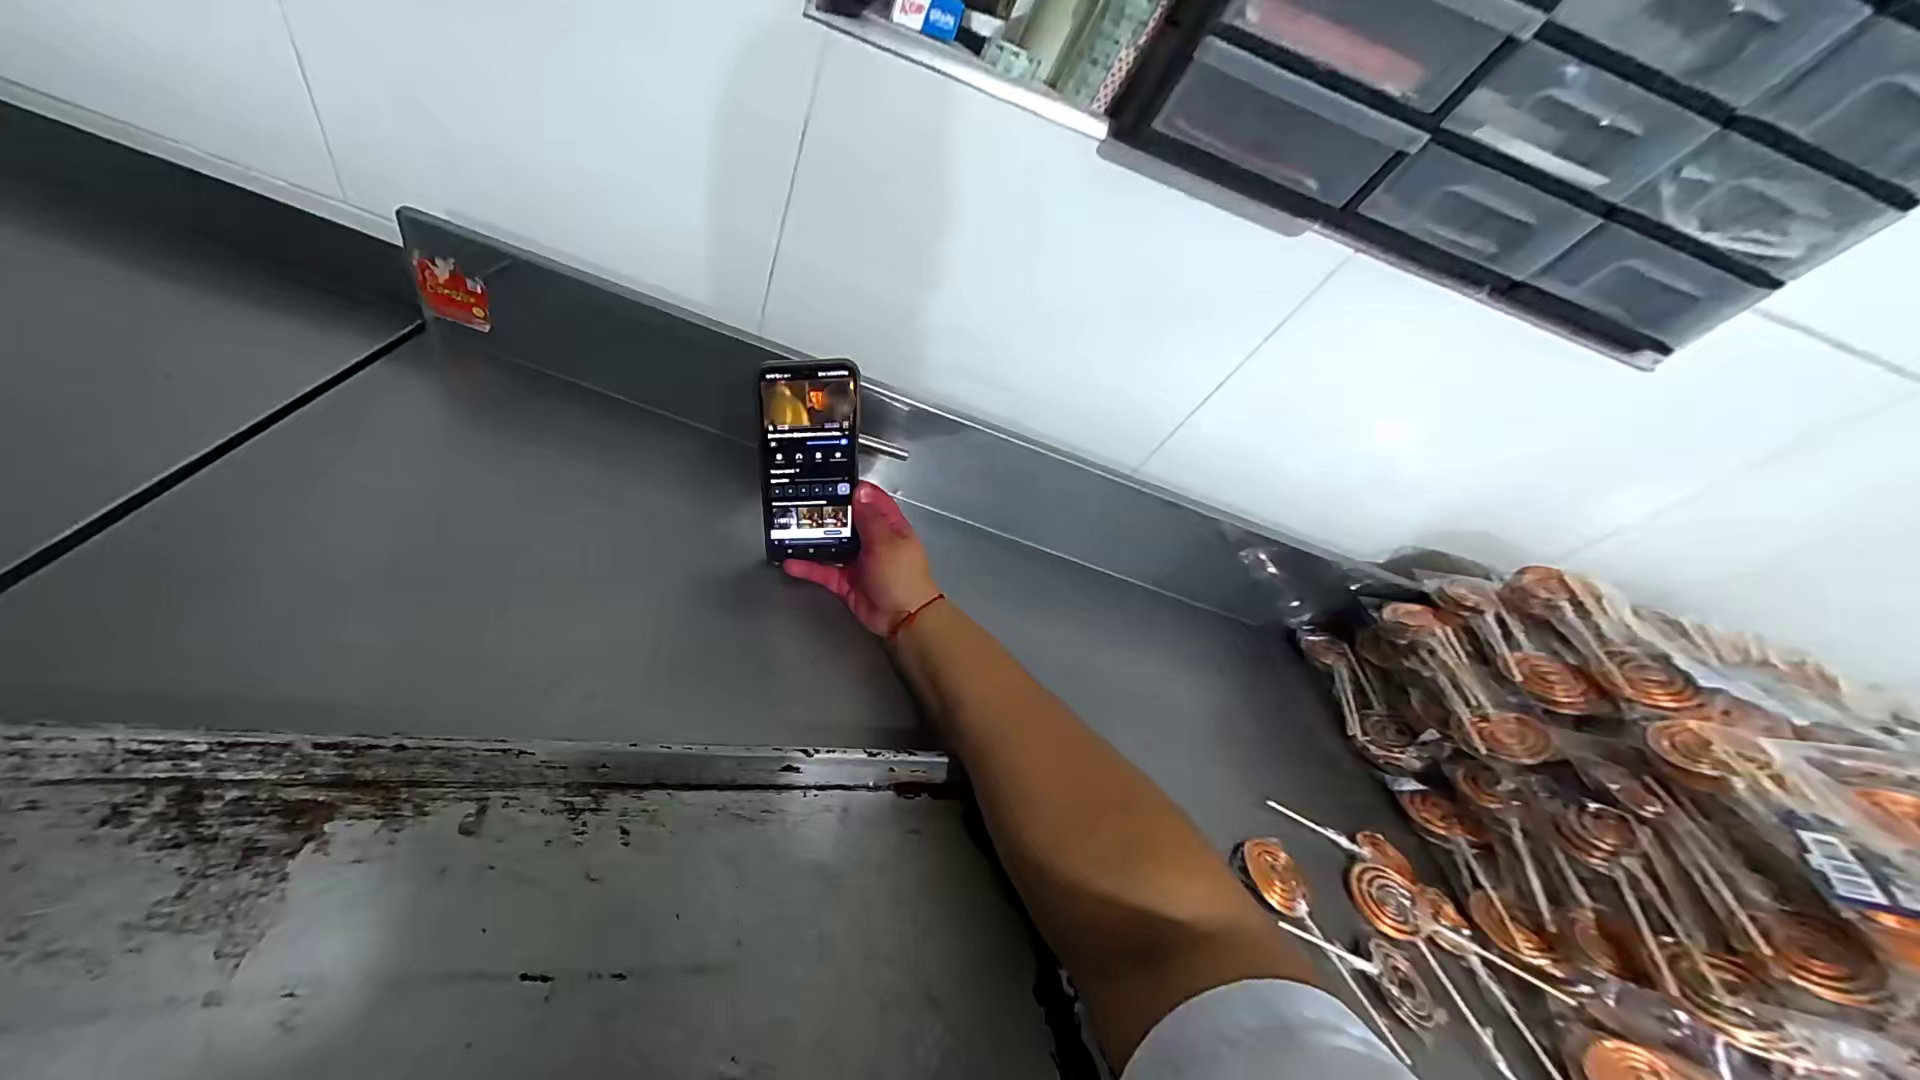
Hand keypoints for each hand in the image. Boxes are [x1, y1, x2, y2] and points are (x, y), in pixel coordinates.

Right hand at [784, 482, 941, 636]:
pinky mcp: (846, 581)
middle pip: (847, 521)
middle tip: (803, 504)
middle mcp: (873, 541)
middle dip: (828, 513)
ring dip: (814, 539)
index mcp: (889, 526)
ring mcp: (858, 561)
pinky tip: (791, 562)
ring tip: (792, 530)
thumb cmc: (903, 577)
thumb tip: (859, 492)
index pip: (871, 500)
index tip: (832, 481)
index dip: (853, 490)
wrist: (904, 618)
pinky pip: (824, 570)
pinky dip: (808, 567)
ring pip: (832, 545)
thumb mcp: (886, 542)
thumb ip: (870, 518)